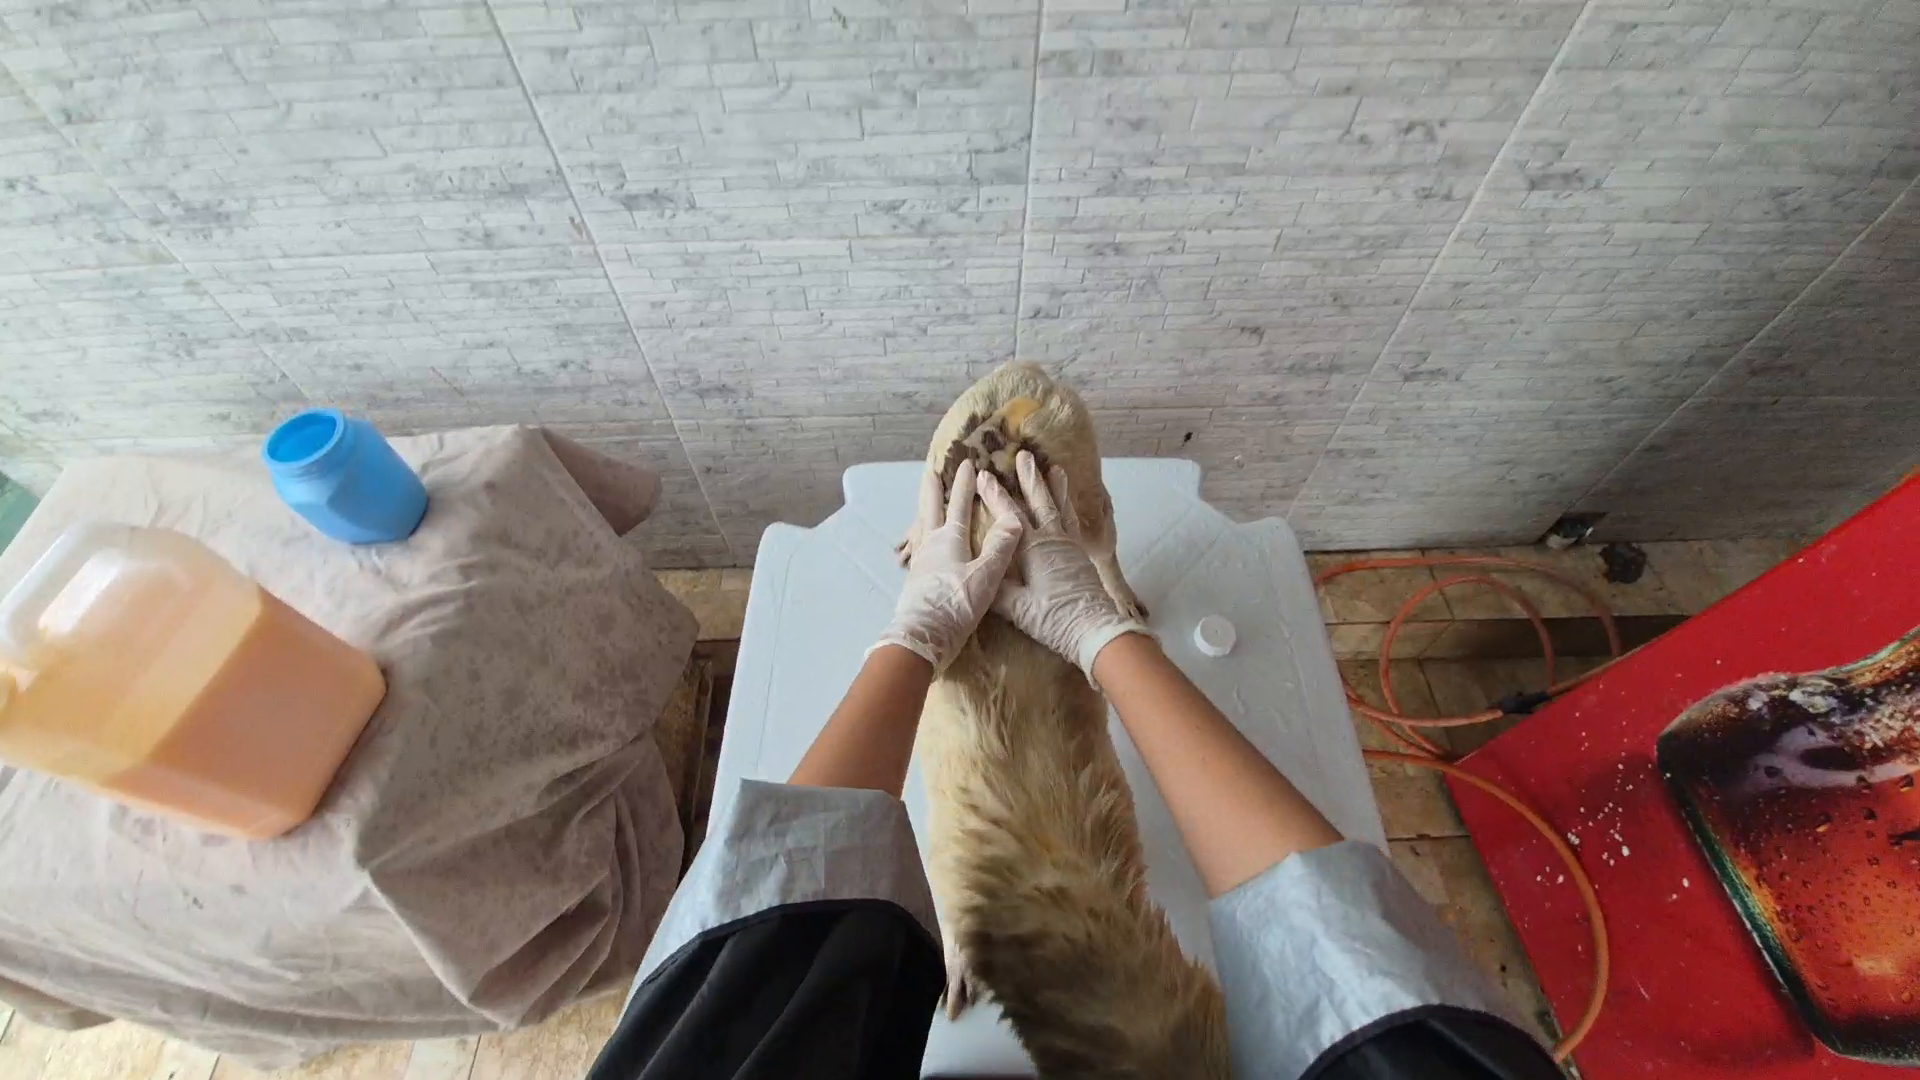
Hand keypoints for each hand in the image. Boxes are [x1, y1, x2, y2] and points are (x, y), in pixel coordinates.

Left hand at [874, 460, 1023, 669]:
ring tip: (925, 505)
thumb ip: (1001, 546)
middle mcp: (931, 544)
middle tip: (931, 472)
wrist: (922, 636)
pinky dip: (921, 535)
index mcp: (949, 539)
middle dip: (933, 490)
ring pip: (921, 527)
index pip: (958, 504)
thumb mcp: (986, 575)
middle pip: (930, 510)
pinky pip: (918, 546)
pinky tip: (922, 546)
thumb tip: (1015, 519)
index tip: (967, 464)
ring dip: (925, 511)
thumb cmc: (956, 604)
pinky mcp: (916, 578)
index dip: (964, 484)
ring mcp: (920, 561)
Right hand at [987, 451, 1148, 680]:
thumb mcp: (1018, 609)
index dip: (996, 496)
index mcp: (1033, 550)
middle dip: (1030, 478)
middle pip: (1040, 502)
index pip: (1010, 516)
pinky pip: (1072, 522)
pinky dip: (1069, 508)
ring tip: (1054, 467)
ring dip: (1055, 487)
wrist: (1094, 630)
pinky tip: (1067, 505)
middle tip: (1024, 455)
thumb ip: (996, 590)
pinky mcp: (1080, 555)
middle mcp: (1052, 541)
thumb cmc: (1053, 619)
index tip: (984, 476)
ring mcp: (1069, 546)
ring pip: (1060, 509)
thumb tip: (976, 575)